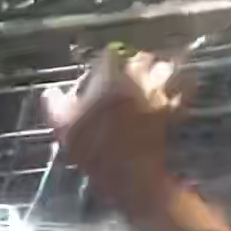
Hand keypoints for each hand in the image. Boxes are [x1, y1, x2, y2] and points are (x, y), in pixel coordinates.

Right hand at [44, 48, 185, 217]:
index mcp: (109, 77)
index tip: (94, 77)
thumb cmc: (92, 149)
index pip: (106, 56)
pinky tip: (170, 98)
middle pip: (139, 58)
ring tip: (149, 84)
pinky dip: (176, 91)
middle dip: (132, 65)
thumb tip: (50, 93)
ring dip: (158, 72)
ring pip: (164, 69)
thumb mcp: (62, 127)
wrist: (127, 175)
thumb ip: (54, 104)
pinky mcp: (172, 110)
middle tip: (122, 80)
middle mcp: (137, 78)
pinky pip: (180, 91)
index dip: (99, 65)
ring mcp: (158, 93)